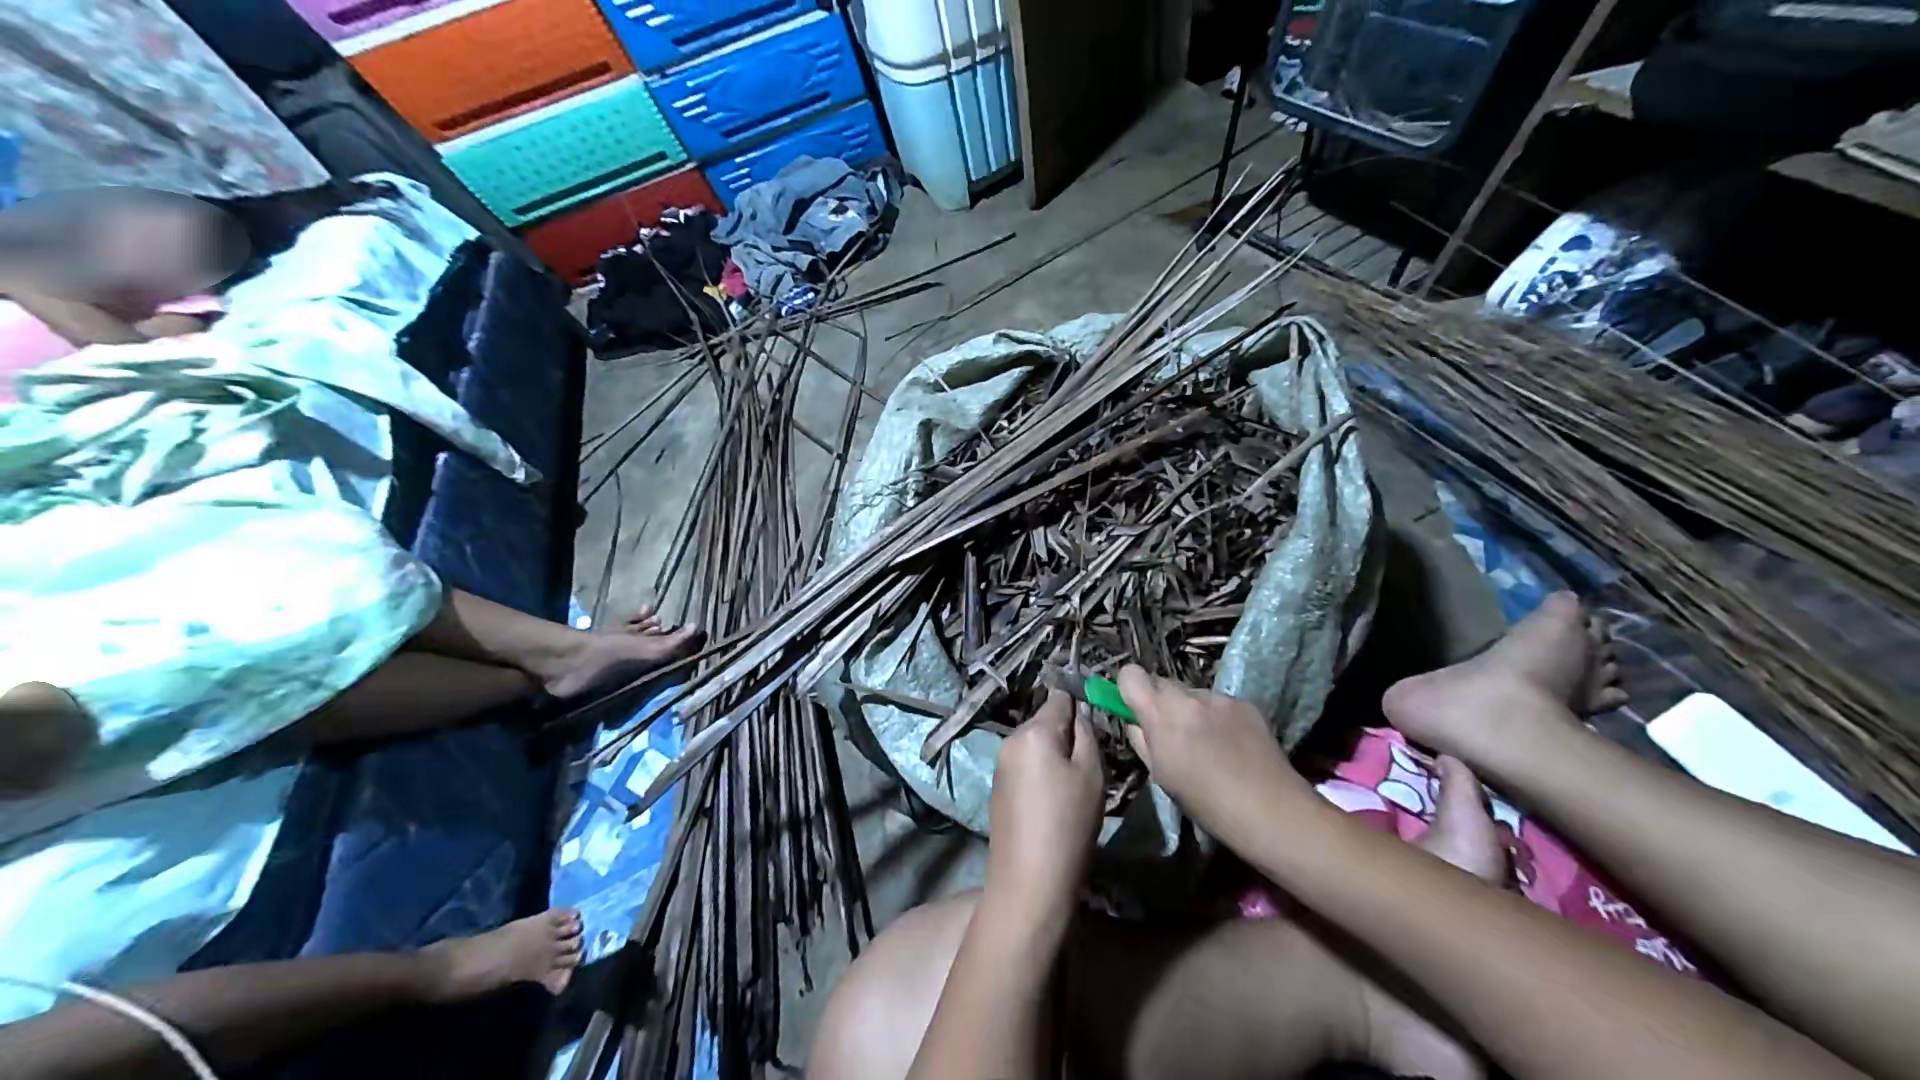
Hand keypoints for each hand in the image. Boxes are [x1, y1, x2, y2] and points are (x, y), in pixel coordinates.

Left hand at [985, 689, 1103, 918]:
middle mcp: (1011, 740)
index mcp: (1033, 731)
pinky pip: (1026, 764)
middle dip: (1067, 733)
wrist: (1029, 880)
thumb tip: (1079, 715)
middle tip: (1092, 761)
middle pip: (1046, 721)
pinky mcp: (998, 786)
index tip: (1098, 722)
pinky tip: (1055, 798)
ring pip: (1036, 744)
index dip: (1081, 705)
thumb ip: (1086, 735)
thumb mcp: (1091, 773)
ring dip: (1055, 754)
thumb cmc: (1068, 823)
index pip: (1060, 698)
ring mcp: (1000, 763)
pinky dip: (1042, 771)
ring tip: (1076, 784)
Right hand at [1117, 665, 1310, 842]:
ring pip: (1192, 694)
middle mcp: (1189, 697)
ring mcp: (1220, 697)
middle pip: (1162, 682)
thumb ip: (1141, 740)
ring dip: (1191, 710)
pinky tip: (1231, 744)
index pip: (1131, 675)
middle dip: (1161, 701)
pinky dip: (1216, 717)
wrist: (1270, 810)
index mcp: (1162, 714)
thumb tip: (1136, 721)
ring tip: (1207, 743)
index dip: (1129, 688)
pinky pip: (1218, 702)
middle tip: (1171, 732)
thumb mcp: (1160, 775)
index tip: (1134, 708)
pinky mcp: (1245, 703)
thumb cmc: (1205, 802)